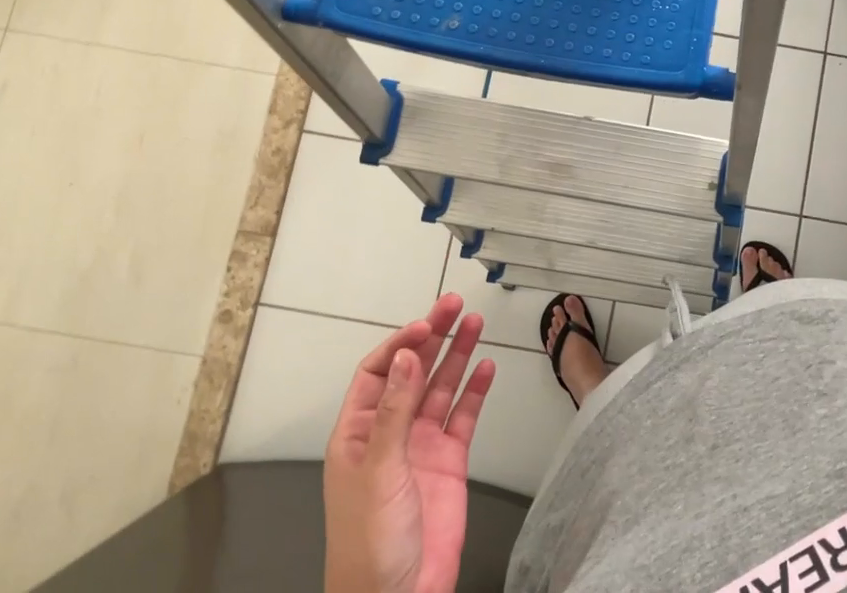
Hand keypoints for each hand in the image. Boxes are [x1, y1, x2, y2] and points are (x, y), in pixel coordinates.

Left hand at [323, 294, 496, 592]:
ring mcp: (422, 446)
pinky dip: (476, 391)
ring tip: (476, 323)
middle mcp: (391, 432)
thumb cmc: (370, 542)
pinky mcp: (450, 461)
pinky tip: (487, 368)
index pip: (380, 372)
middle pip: (414, 372)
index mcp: (359, 432)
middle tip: (454, 304)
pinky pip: (464, 416)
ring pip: (442, 388)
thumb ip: (396, 413)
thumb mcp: (379, 471)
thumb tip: (407, 356)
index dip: (402, 344)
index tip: (427, 324)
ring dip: (458, 356)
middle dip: (434, 337)